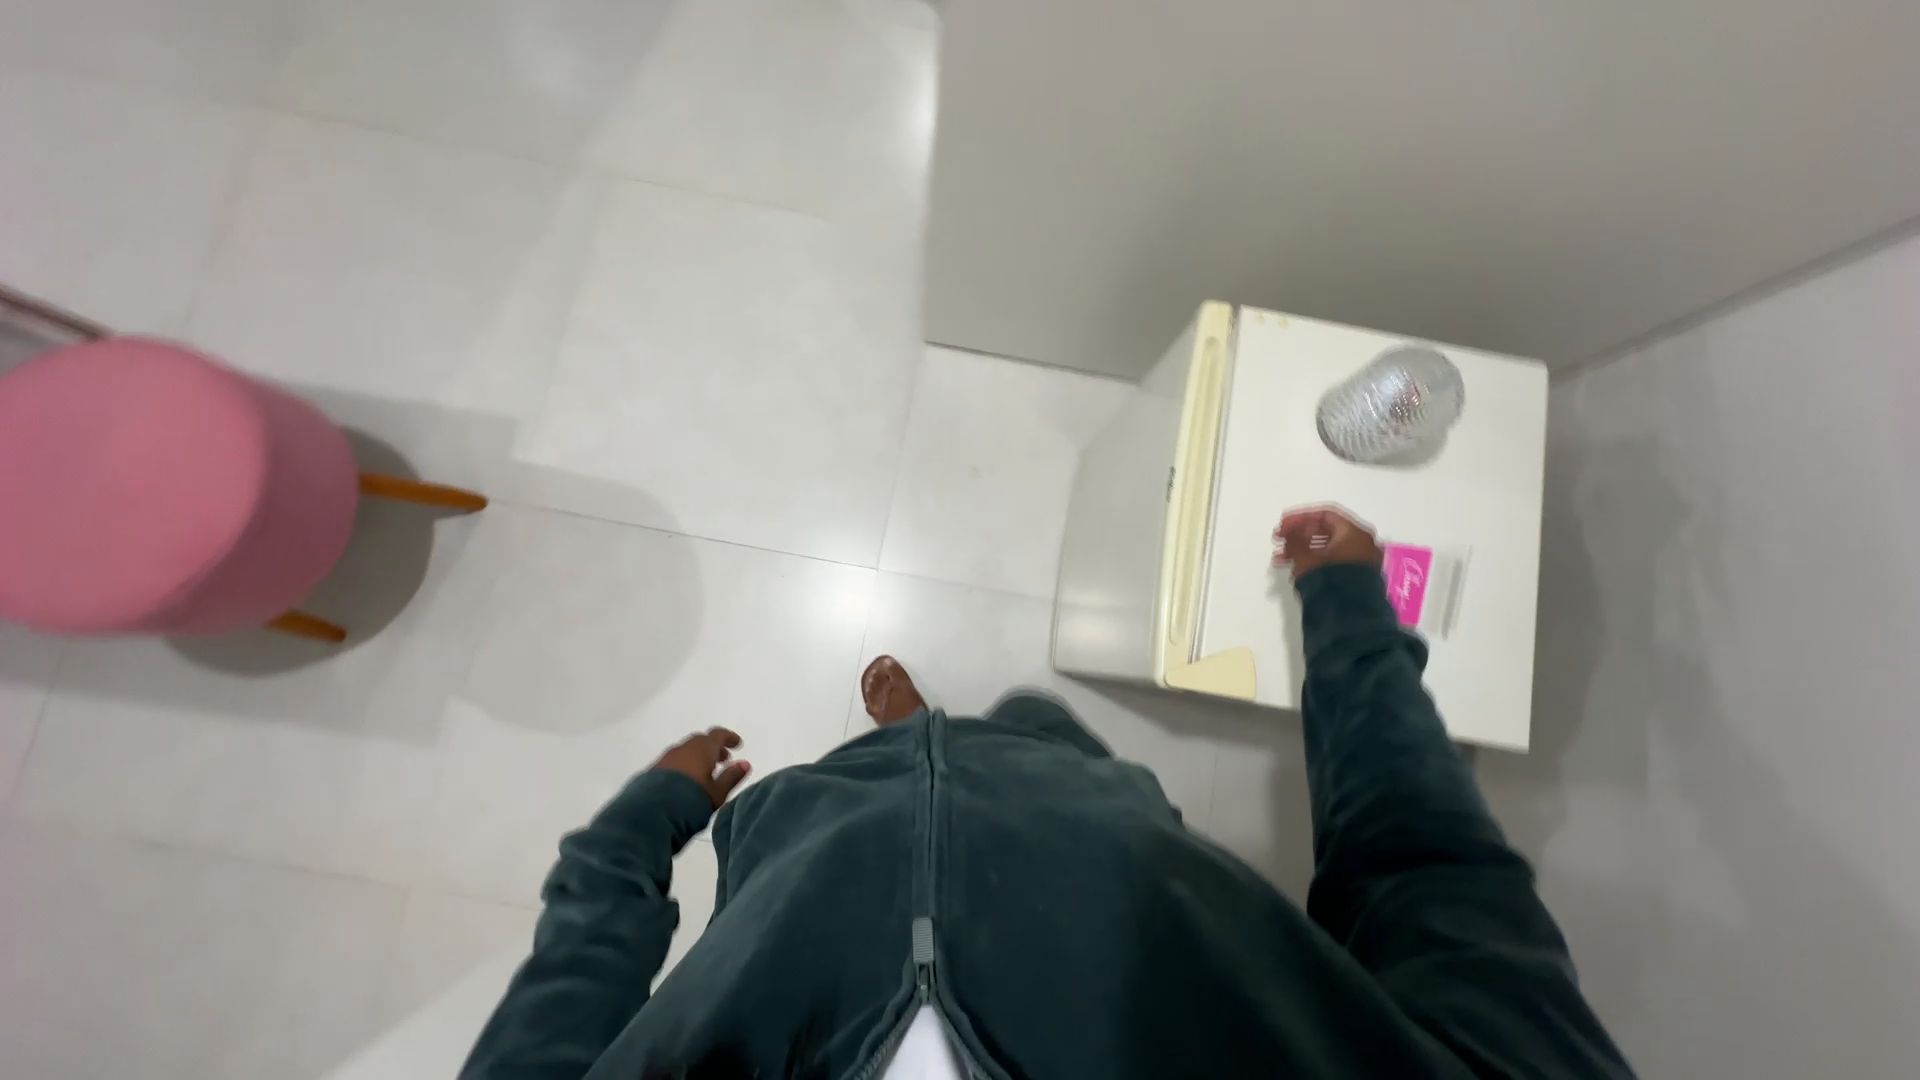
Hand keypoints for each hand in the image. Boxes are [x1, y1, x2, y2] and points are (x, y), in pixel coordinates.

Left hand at [652, 727, 750, 807]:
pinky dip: (684, 766)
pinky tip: (685, 782)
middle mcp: (683, 748)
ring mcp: (666, 759)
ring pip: (686, 751)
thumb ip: (731, 777)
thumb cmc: (690, 802)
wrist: (649, 815)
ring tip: (705, 774)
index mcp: (702, 749)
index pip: (718, 735)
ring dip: (698, 757)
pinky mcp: (652, 771)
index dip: (729, 738)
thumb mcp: (717, 793)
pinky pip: (674, 762)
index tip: (737, 745)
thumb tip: (745, 763)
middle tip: (723, 761)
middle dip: (713, 749)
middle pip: (701, 741)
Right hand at [1273, 506, 1381, 580]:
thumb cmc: (1328, 579)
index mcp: (1354, 532)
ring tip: (1279, 559)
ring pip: (1326, 548)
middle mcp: (1362, 543)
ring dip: (1301, 550)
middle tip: (1278, 541)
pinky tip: (1294, 568)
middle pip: (1325, 531)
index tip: (1281, 524)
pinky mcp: (1356, 576)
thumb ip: (1294, 538)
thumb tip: (1289, 530)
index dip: (1299, 517)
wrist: (1350, 615)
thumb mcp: (1305, 557)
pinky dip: (1313, 561)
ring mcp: (1361, 561)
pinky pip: (1332, 561)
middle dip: (1298, 536)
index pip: (1324, 515)